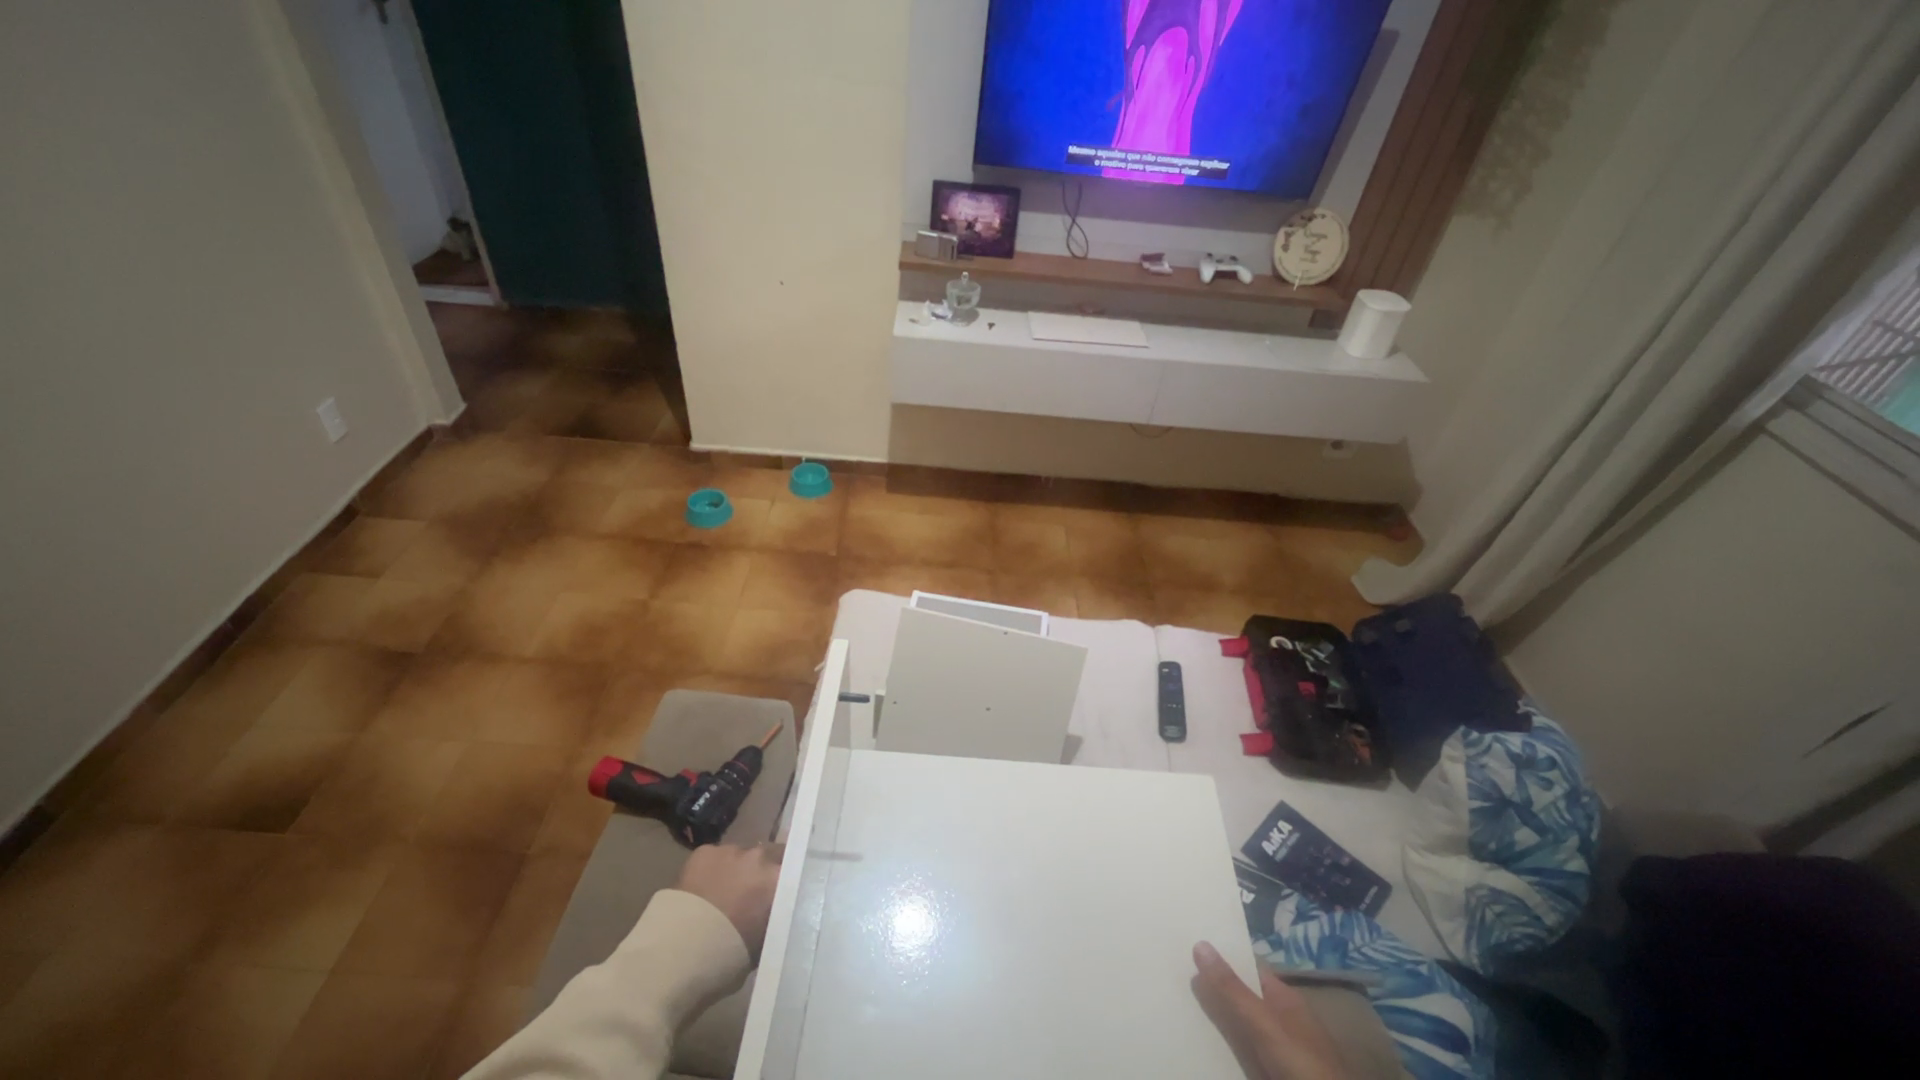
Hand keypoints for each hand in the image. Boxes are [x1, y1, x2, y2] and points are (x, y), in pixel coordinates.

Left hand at [676, 843, 782, 960]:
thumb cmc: (730, 956)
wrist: (680, 952)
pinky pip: (717, 857)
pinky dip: (715, 869)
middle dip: (765, 871)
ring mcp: (731, 850)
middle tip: (756, 894)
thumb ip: (777, 917)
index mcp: (780, 880)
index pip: (798, 869)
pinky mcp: (704, 851)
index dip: (792, 879)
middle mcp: (760, 857)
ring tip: (726, 893)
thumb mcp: (767, 940)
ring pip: (742, 856)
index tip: (789, 890)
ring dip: (739, 870)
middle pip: (771, 856)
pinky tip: (705, 890)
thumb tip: (780, 912)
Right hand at [1191, 942, 1349, 1079]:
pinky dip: (1228, 1046)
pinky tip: (1206, 1046)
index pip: (1249, 969)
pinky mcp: (1275, 1068)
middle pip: (1243, 997)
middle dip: (1216, 991)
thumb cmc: (1301, 1060)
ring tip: (1182, 1011)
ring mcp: (1280, 1045)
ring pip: (1242, 1026)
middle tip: (1178, 981)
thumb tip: (1201, 944)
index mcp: (1285, 998)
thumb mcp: (1263, 1021)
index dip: (1222, 960)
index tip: (1188, 952)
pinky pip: (1245, 1050)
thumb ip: (1232, 989)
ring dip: (1220, 1021)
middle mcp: (1283, 1017)